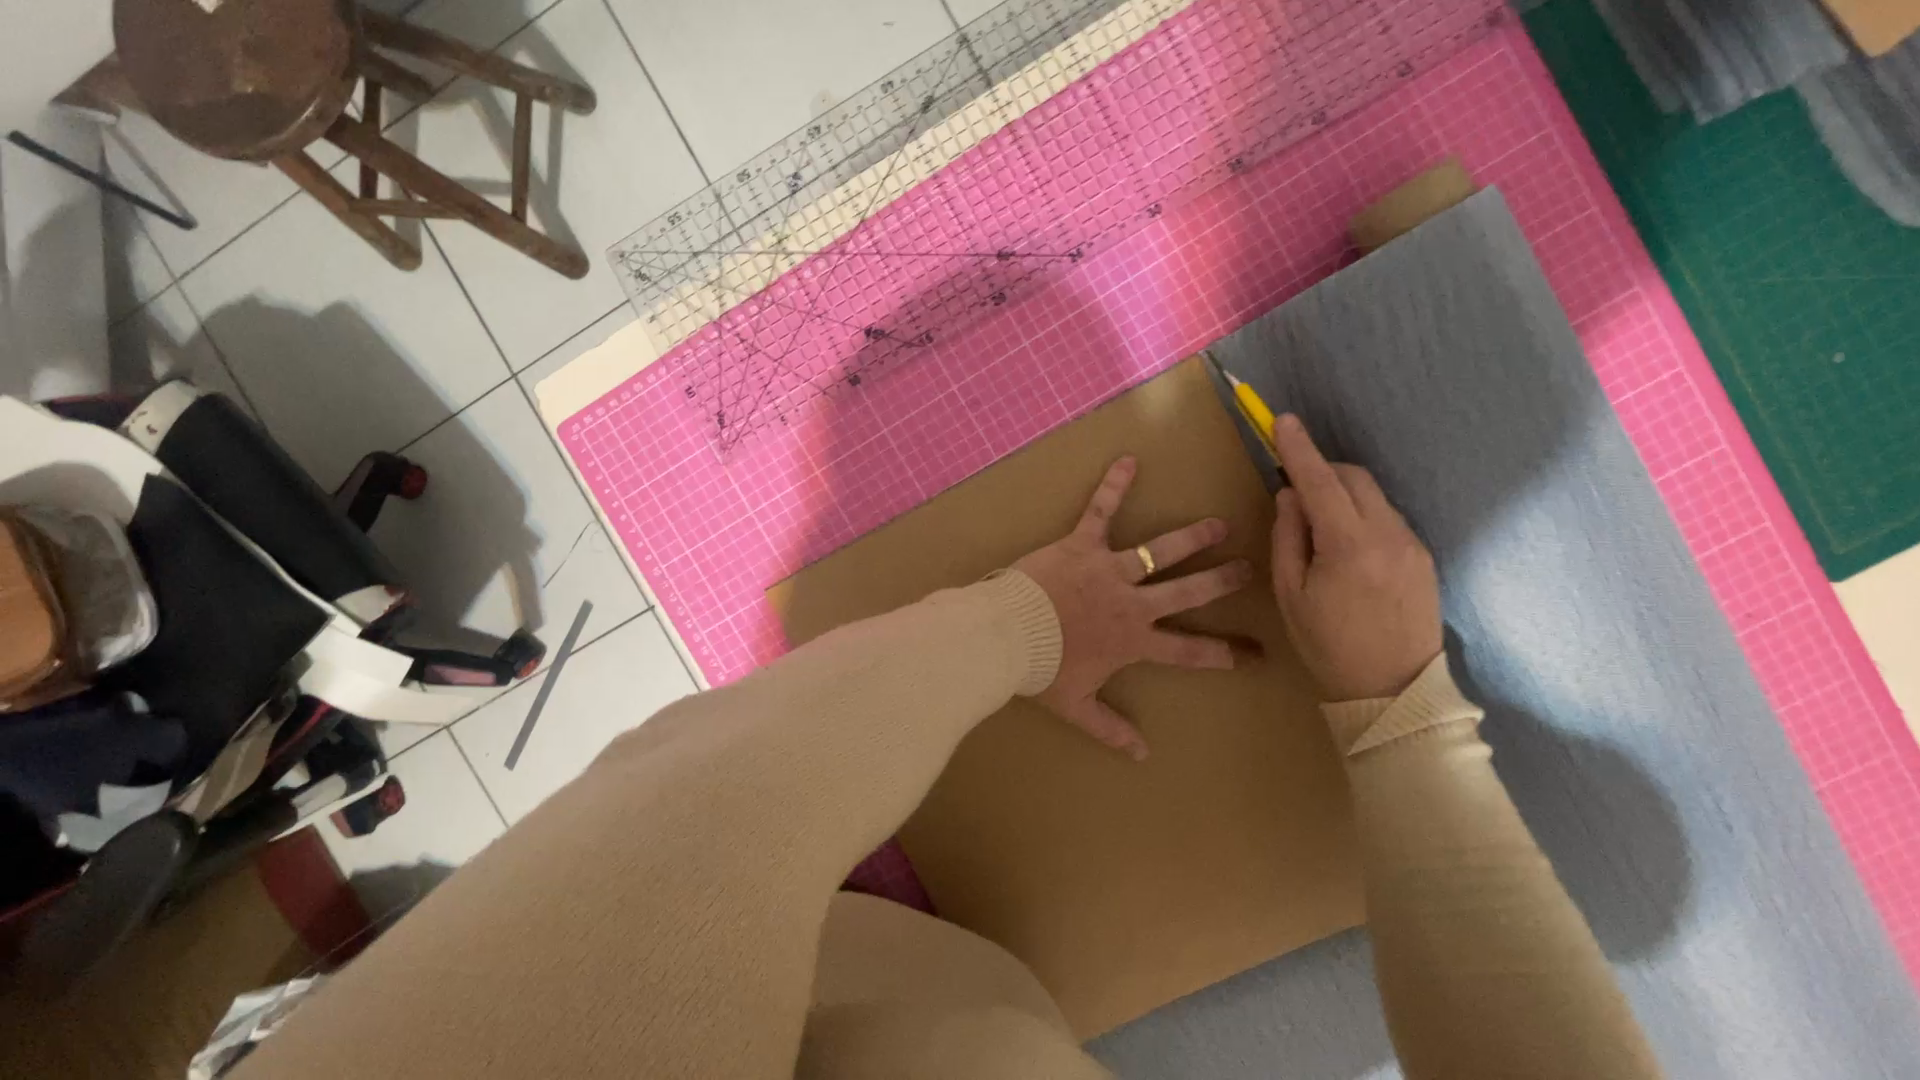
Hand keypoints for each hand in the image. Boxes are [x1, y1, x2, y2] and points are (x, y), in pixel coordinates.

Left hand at [1012, 456, 1252, 760]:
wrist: (1006, 636)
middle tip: (1249, 570)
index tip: (1257, 654)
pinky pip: (1100, 510)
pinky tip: (1129, 460)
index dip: (1225, 653)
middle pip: (1186, 591)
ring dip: (1190, 537)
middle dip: (1221, 581)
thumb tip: (1141, 755)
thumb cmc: (1041, 671)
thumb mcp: (1077, 706)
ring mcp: (1109, 569)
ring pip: (1159, 550)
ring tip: (1218, 525)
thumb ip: (1111, 729)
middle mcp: (1131, 602)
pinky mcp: (1081, 544)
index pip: (1189, 651)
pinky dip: (1113, 485)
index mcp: (1133, 641)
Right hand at [1269, 414, 1441, 701]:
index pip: (1320, 481)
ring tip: (1319, 525)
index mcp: (1349, 545)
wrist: (1394, 691)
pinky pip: (1387, 518)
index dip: (1298, 449)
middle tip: (1294, 487)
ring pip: (1373, 496)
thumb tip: (1291, 496)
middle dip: (1322, 470)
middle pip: (1353, 478)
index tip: (1282, 420)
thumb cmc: (1329, 646)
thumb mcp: (1290, 594)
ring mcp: (1412, 544)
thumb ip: (1288, 536)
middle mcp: (1388, 534)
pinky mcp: (1424, 557)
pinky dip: (1361, 515)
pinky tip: (1346, 547)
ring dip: (1343, 494)